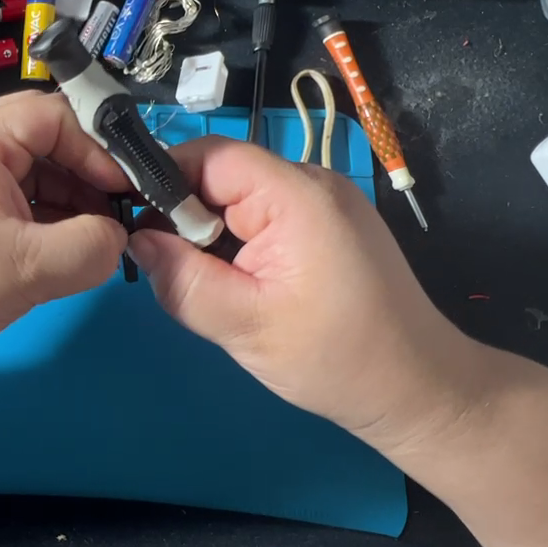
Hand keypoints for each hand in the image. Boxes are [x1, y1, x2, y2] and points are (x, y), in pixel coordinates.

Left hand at [0, 91, 131, 369]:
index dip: (98, 149)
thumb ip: (95, 246)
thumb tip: (118, 236)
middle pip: (41, 134)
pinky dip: (39, 210)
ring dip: (65, 193)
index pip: (55, 114)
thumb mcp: (34, 268)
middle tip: (116, 207)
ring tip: (94, 233)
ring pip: (27, 165)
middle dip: (84, 170)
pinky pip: (8, 190)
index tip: (125, 191)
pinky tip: (60, 242)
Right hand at [126, 137, 489, 449]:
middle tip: (162, 262)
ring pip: (235, 199)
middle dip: (181, 214)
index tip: (130, 218)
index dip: (162, 178)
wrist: (417, 390)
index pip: (210, 156)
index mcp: (296, 195)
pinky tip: (232, 281)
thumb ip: (180, 279)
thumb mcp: (242, 324)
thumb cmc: (334, 359)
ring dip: (206, 234)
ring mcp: (320, 202)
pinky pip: (258, 216)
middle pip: (220, 175)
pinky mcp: (322, 225)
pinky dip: (232, 243)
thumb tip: (134, 239)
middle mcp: (311, 183)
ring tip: (200, 278)